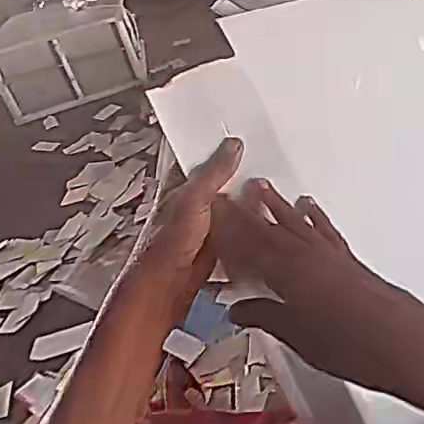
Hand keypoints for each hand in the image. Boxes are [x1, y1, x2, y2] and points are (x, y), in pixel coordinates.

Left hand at [121, 138, 241, 305]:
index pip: (197, 154)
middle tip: (257, 159)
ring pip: (229, 199)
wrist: (165, 288)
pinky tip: (257, 213)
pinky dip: (247, 218)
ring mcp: (204, 219)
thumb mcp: (192, 200)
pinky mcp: (217, 238)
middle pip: (218, 176)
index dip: (215, 144)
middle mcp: (190, 199)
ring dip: (243, 195)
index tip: (237, 135)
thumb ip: (213, 173)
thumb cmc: (162, 247)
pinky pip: (237, 222)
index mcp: (177, 183)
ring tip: (261, 185)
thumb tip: (231, 147)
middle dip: (236, 170)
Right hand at [212, 180, 423, 420]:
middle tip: (226, 194)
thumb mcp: (299, 337)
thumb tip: (239, 309)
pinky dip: (314, 217)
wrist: (404, 342)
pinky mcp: (348, 260)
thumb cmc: (354, 345)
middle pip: (269, 229)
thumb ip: (267, 316)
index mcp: (290, 274)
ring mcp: (331, 256)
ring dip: (277, 205)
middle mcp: (310, 257)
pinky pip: (323, 230)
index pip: (249, 246)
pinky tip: (309, 207)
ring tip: (260, 187)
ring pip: (296, 223)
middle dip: (246, 211)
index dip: (228, 230)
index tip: (211, 214)